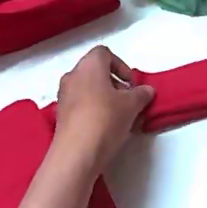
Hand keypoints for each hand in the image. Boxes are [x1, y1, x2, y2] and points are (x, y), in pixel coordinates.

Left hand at [53, 47, 154, 174]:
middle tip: (129, 101)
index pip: (105, 53)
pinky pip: (80, 105)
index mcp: (89, 65)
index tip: (131, 85)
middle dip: (114, 84)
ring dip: (105, 99)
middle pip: (96, 72)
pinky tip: (106, 129)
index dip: (121, 66)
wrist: (76, 153)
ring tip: (120, 118)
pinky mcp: (60, 115)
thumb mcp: (131, 105)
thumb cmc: (105, 119)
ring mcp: (63, 96)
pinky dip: (93, 110)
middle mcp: (73, 75)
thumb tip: (146, 90)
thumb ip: (141, 94)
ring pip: (88, 89)